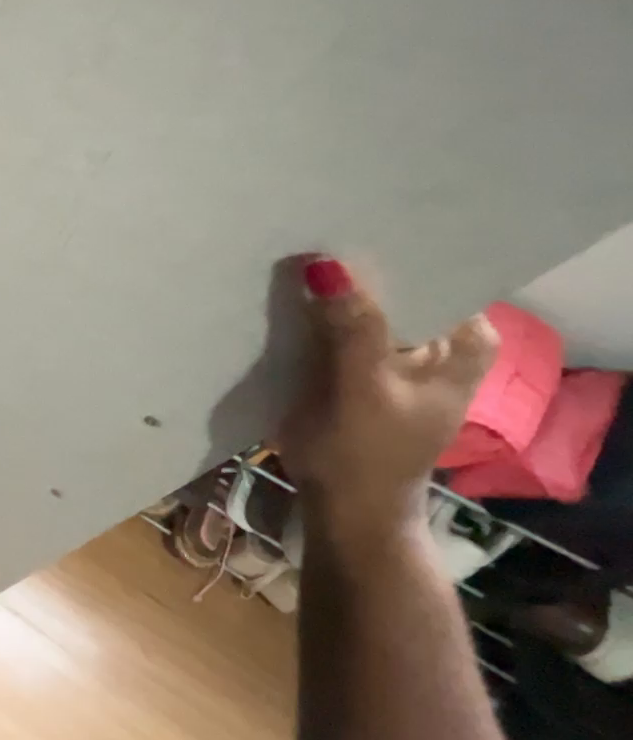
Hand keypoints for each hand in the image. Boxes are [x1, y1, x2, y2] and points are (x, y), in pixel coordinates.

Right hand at [277, 256, 497, 544]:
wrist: (343, 505)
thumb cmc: (365, 453)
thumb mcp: (363, 389)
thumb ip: (352, 328)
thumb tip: (325, 263)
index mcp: (463, 340)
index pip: (427, 276)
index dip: (381, 256)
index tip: (332, 234)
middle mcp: (435, 339)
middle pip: (389, 289)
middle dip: (345, 274)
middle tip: (296, 246)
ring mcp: (393, 353)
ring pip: (356, 307)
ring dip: (320, 295)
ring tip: (280, 265)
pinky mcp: (355, 366)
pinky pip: (332, 328)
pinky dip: (307, 319)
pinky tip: (277, 303)